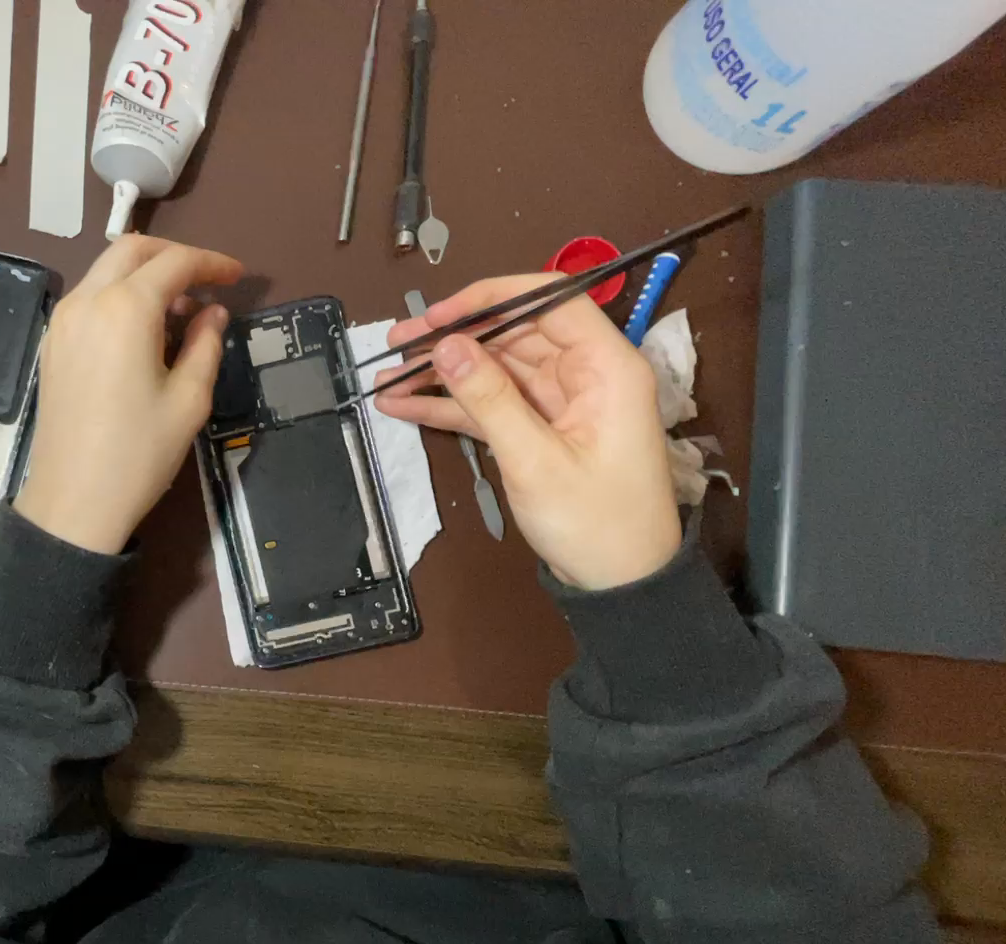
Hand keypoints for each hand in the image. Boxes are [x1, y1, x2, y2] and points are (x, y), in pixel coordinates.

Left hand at [14, 236, 243, 553]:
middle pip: (131, 252)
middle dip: (173, 258)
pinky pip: (88, 300)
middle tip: (206, 284)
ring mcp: (61, 322)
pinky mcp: (51, 345)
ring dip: (144, 278)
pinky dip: (118, 298)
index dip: (211, 263)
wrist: (74, 502)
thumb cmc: (139, 454)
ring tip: (178, 314)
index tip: (237, 276)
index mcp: (124, 309)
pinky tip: (142, 334)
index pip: (174, 264)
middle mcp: (86, 302)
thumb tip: (213, 313)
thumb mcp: (188, 401)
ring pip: (105, 272)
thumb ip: (206, 345)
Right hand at [374, 274, 679, 589]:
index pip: (550, 302)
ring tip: (386, 377)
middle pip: (510, 336)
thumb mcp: (535, 460)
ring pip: (491, 372)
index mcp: (604, 367)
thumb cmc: (594, 521)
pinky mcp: (534, 429)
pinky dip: (447, 407)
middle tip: (394, 345)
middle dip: (451, 339)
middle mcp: (581, 374)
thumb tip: (446, 346)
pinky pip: (486, 407)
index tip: (437, 317)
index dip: (490, 300)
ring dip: (439, 375)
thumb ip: (489, 400)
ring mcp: (555, 403)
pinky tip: (402, 406)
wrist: (619, 580)